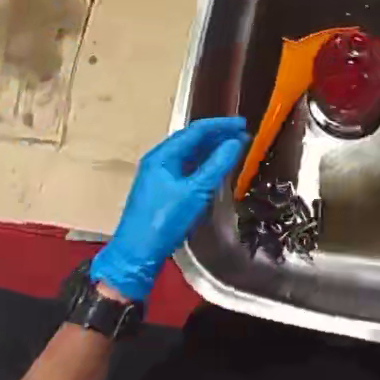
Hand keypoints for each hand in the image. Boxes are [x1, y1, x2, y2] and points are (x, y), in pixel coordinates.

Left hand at [89, 117, 248, 300]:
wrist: (136, 256)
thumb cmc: (164, 220)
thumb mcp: (195, 192)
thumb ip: (217, 165)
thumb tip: (236, 142)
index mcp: (163, 156)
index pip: (195, 130)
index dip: (221, 125)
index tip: (243, 124)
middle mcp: (160, 160)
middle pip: (192, 139)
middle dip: (218, 135)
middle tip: (243, 135)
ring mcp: (160, 175)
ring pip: (190, 154)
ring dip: (212, 149)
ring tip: (235, 147)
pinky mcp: (163, 190)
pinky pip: (188, 168)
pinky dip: (205, 164)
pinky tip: (217, 168)